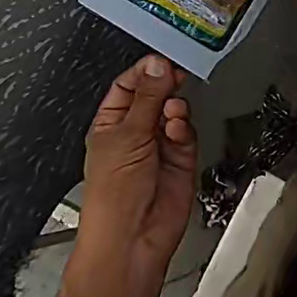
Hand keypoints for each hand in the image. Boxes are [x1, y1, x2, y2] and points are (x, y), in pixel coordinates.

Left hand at [82, 54, 197, 269]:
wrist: (136, 235)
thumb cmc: (112, 197)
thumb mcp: (126, 135)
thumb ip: (147, 98)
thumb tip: (156, 67)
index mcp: (110, 125)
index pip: (127, 86)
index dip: (144, 72)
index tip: (161, 61)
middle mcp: (134, 133)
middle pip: (154, 97)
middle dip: (165, 88)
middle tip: (177, 77)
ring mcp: (158, 146)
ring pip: (174, 113)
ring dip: (174, 109)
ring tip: (172, 114)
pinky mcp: (181, 158)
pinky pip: (187, 132)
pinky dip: (184, 128)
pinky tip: (177, 132)